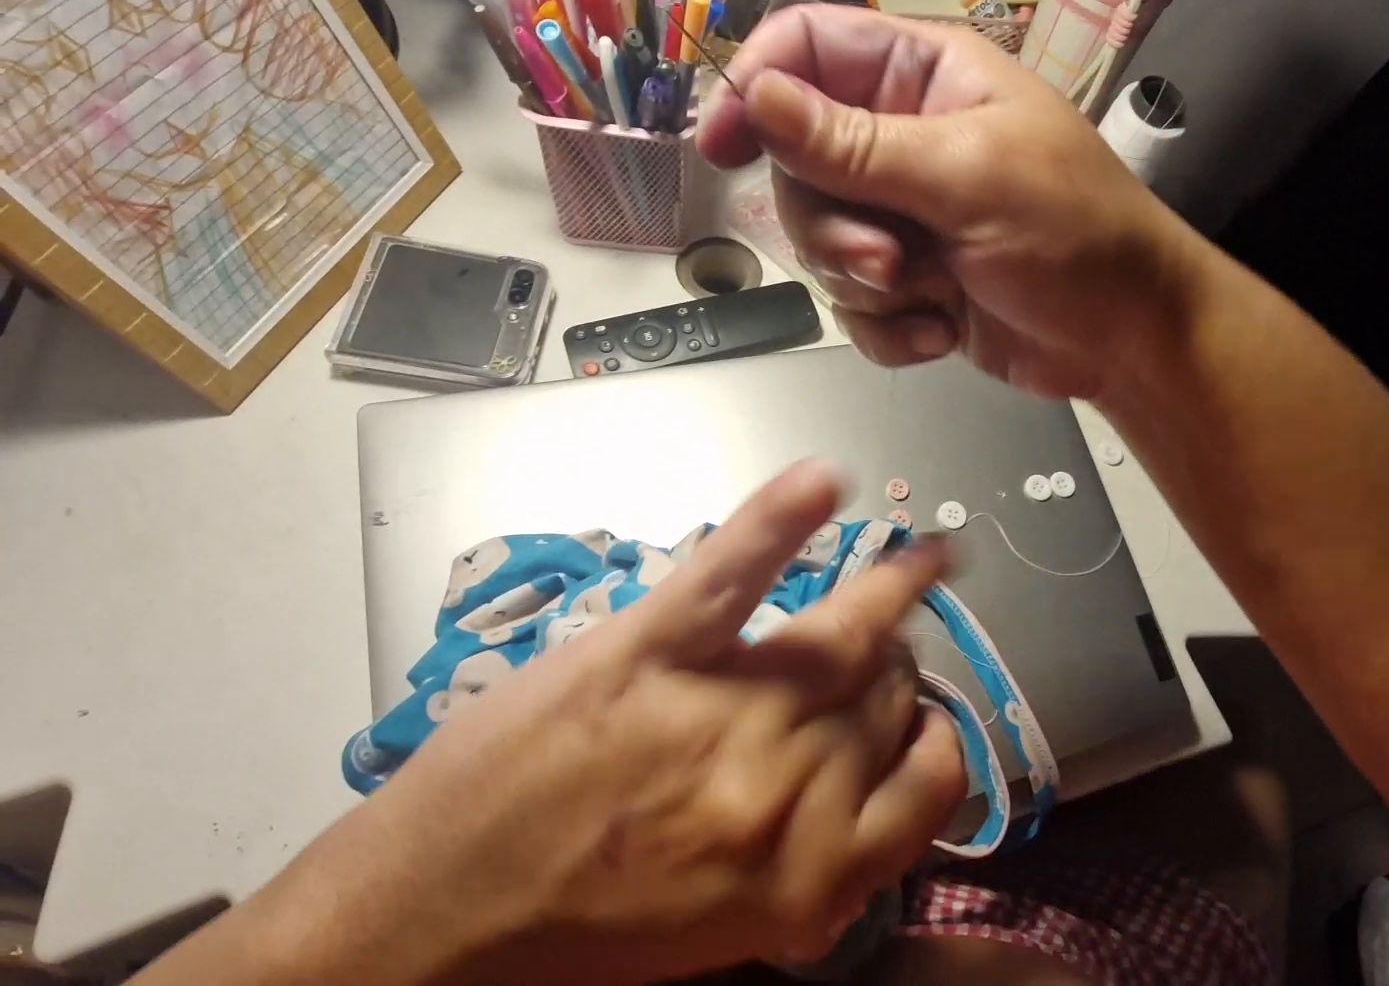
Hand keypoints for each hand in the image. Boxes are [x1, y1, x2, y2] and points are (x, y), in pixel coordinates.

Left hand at [208, 462, 964, 984]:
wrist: (426, 928)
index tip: (918, 726)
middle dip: (894, 675)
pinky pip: (736, 573)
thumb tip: (880, 791)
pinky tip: (823, 479)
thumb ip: (829, 866)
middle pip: (891, 692)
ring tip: (924, 560)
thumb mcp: (738, 928)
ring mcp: (725, 707)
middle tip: (874, 661)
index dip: (934, 742)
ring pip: (850, 630)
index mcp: (816, 870)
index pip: (934, 776)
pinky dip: (781, 519)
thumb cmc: (584, 937)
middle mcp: (792, 785)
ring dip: (892, 593)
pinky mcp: (652, 648)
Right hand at [698, 5, 1198, 399]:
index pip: (806, 53)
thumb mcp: (968, 177)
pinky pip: (855, 308)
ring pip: (824, 247)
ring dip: (870, 284)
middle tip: (889, 260)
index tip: (721, 147)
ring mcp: (905, 220)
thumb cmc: (1078, 235)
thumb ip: (857, 146)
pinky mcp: (912, 288)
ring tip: (933, 294)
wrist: (1128, 339)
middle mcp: (903, 145)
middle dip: (835, 228)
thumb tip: (756, 95)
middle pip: (800, 168)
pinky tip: (944, 328)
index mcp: (924, 81)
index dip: (754, 90)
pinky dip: (893, 330)